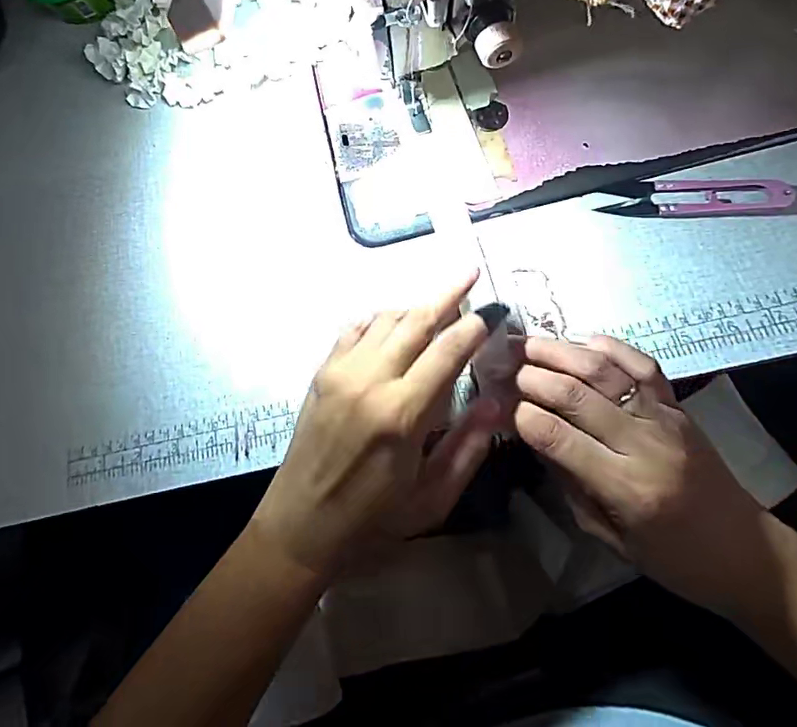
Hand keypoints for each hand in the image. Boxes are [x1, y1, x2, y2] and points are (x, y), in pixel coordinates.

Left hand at [248, 273, 503, 580]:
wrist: (302, 521)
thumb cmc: (373, 519)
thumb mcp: (432, 497)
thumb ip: (467, 447)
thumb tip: (494, 401)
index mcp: (402, 413)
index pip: (447, 351)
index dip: (474, 326)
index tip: (494, 310)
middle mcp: (370, 379)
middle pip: (415, 321)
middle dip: (447, 295)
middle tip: (470, 275)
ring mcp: (341, 371)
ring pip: (384, 319)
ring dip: (413, 308)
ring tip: (438, 307)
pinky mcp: (322, 372)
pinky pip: (353, 330)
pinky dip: (378, 320)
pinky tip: (393, 325)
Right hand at [510, 335, 771, 614]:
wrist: (751, 555)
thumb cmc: (674, 558)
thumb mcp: (608, 535)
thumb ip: (569, 482)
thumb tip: (532, 435)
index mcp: (626, 489)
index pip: (558, 438)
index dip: (522, 417)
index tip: (499, 406)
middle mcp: (646, 446)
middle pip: (576, 396)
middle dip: (532, 378)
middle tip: (504, 368)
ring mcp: (666, 419)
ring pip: (606, 372)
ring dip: (561, 352)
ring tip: (529, 344)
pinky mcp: (679, 406)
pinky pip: (643, 365)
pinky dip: (610, 347)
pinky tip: (582, 341)